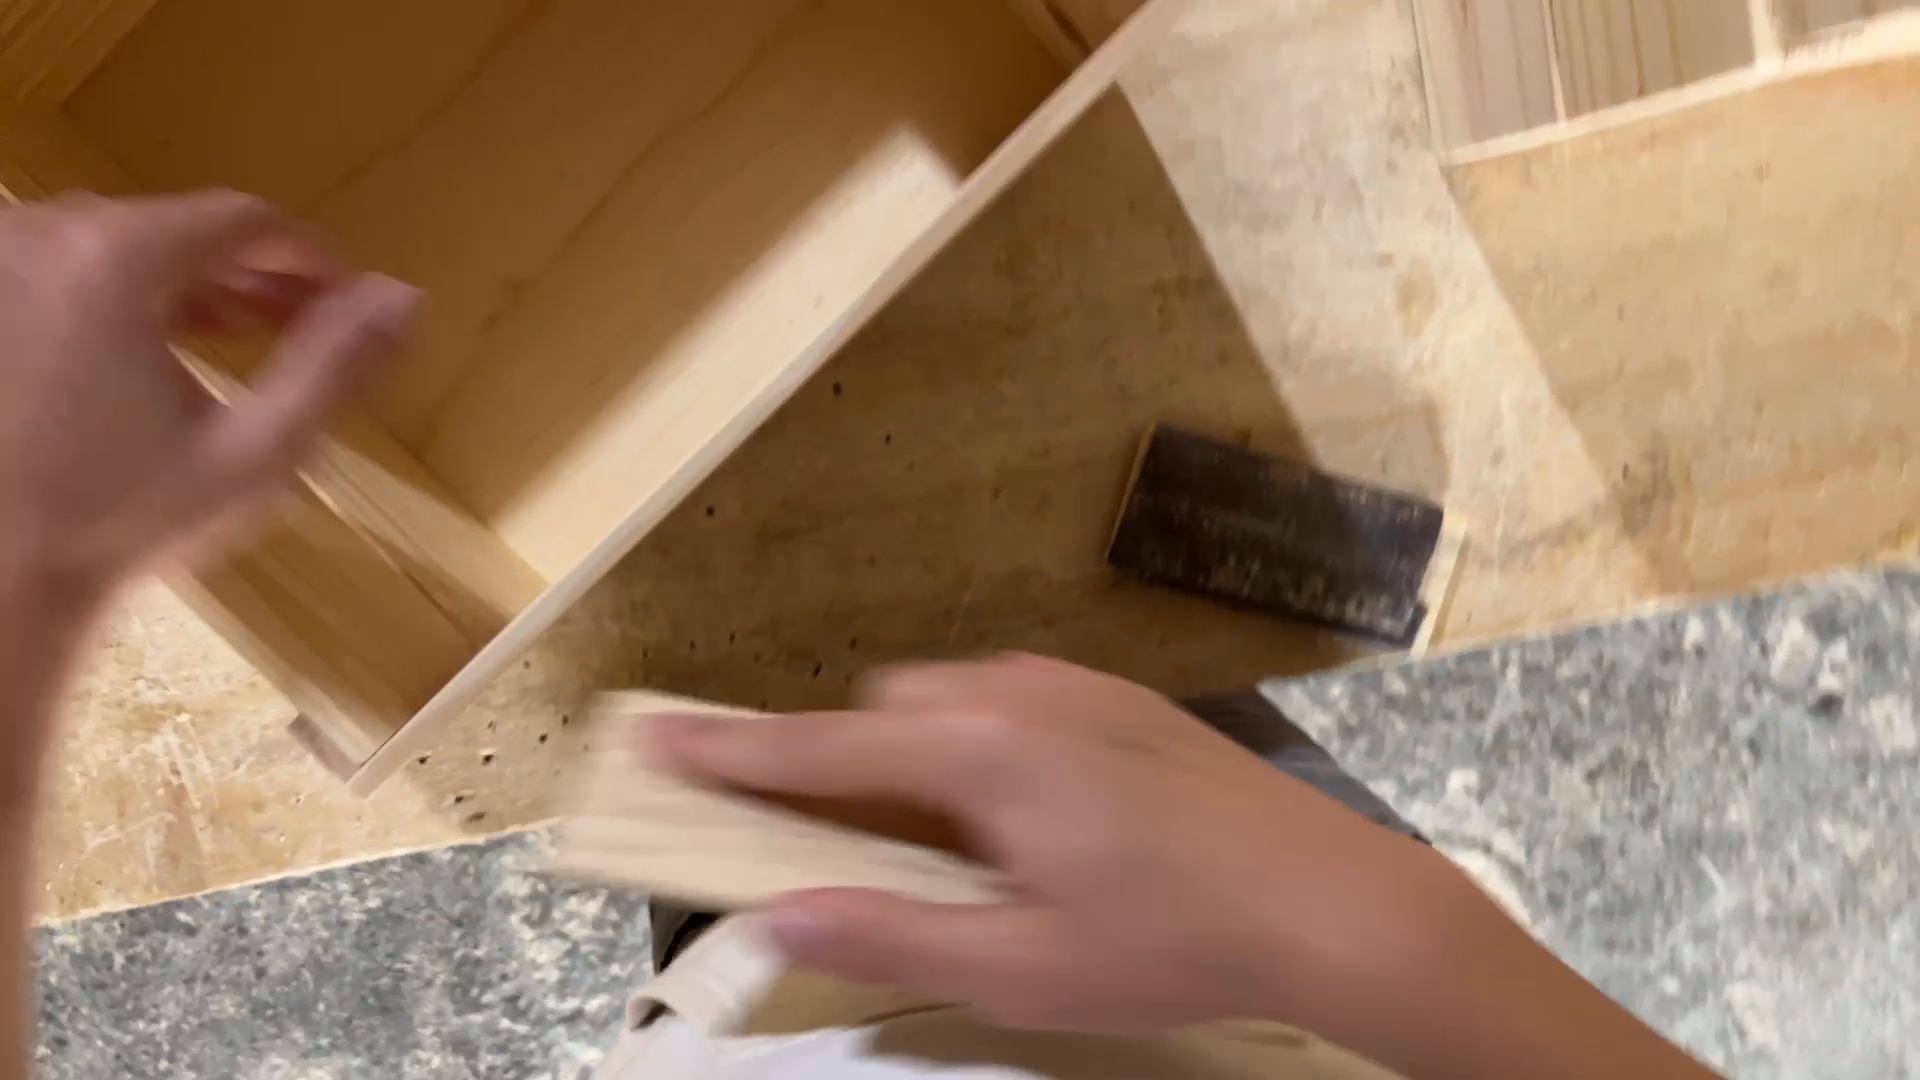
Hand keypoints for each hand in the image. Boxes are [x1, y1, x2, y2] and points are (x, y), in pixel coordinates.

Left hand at [0, 190, 418, 599]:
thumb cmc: (135, 511)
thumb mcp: (268, 444)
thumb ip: (339, 363)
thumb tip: (406, 295)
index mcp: (113, 262)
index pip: (246, 220)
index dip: (318, 259)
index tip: (357, 307)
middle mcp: (30, 236)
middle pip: (186, 226)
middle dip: (263, 273)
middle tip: (315, 328)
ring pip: (128, 242)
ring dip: (204, 281)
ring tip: (250, 335)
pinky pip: (69, 263)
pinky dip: (135, 291)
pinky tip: (168, 340)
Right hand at [651, 654, 1461, 1033]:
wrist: (1320, 892)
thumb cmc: (1170, 938)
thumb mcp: (1019, 965)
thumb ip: (888, 932)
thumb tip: (776, 914)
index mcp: (979, 752)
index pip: (823, 748)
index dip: (732, 749)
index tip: (660, 737)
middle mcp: (1011, 691)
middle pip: (882, 708)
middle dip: (851, 764)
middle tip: (864, 840)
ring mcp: (1062, 680)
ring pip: (941, 696)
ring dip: (916, 750)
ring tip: (960, 833)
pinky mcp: (1101, 689)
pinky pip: (999, 695)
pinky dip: (973, 737)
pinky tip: (1029, 803)